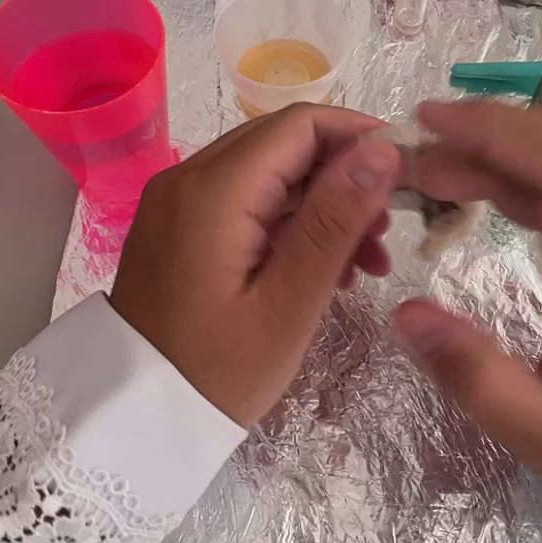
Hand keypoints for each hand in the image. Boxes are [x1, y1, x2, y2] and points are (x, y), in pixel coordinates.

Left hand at [111, 104, 400, 425]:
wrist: (137, 418)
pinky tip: (324, 268)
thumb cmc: (217, 372)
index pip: (300, 124)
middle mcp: (189, 178)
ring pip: (270, 175)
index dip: (359, 136)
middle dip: (345, 177)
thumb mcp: (288, 304)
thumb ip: (334, 220)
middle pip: (285, 145)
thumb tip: (381, 149)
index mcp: (213, 190)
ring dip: (323, 205)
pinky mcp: (181, 226)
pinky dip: (291, 224)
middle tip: (386, 233)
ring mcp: (179, 201)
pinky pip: (247, 203)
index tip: (404, 176)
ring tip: (366, 263)